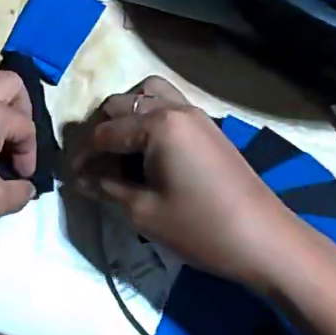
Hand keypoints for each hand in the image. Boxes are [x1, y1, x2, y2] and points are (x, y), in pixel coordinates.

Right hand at [71, 77, 310, 293]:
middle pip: (123, 103)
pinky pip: (169, 107)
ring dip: (127, 115)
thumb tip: (80, 178)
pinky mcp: (209, 128)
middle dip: (101, 130)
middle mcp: (175, 108)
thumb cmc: (200, 227)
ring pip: (148, 95)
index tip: (71, 177)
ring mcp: (196, 114)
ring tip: (119, 150)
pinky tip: (146, 152)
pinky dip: (150, 118)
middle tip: (93, 164)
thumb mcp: (144, 211)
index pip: (105, 132)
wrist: (264, 239)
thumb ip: (108, 187)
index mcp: (157, 124)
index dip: (83, 155)